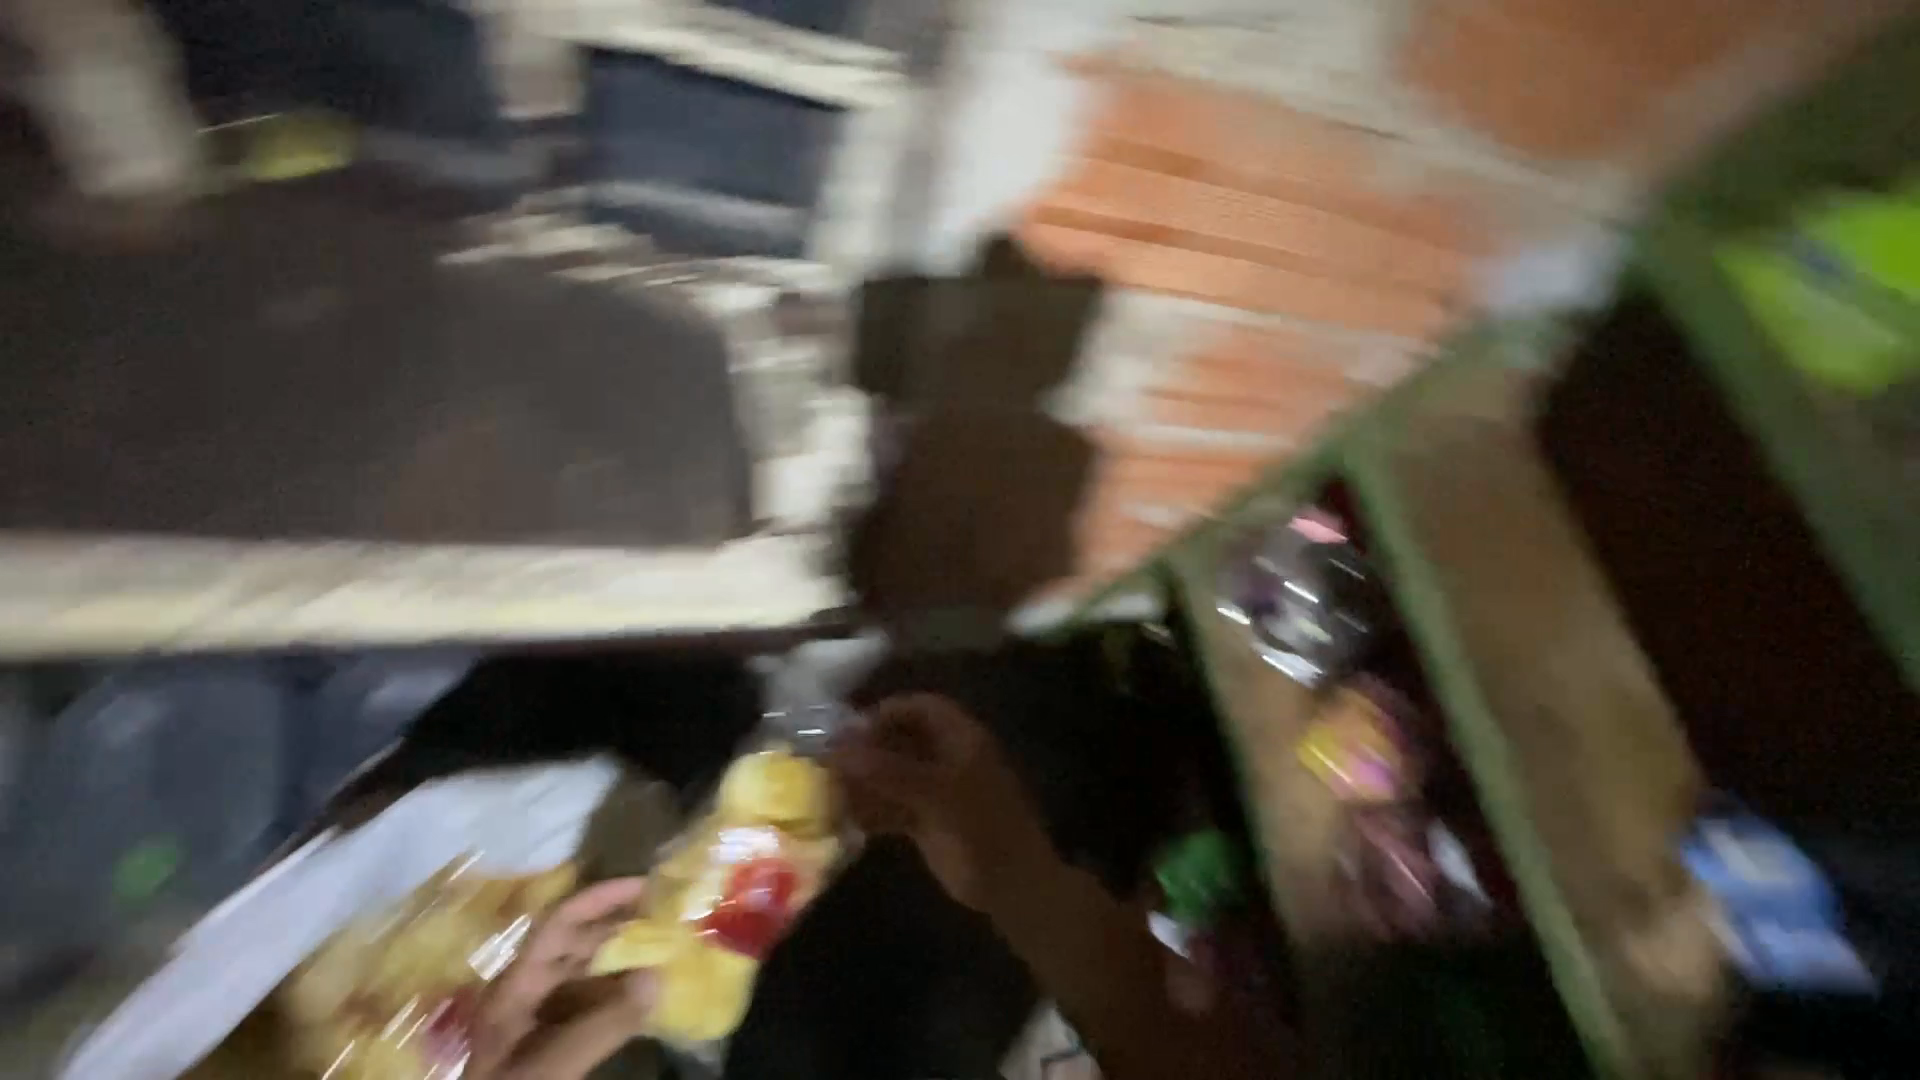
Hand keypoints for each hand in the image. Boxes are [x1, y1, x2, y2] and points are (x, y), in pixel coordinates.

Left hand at [467, 878, 656, 1078]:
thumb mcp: (547, 1073)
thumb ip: (600, 1026)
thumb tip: (657, 976)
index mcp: (514, 989)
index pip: (560, 923)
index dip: (602, 898)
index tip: (649, 885)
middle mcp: (523, 998)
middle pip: (574, 944)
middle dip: (619, 925)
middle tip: (668, 916)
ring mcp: (534, 1027)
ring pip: (584, 977)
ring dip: (623, 961)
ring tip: (665, 953)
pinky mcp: (548, 1053)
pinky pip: (589, 1010)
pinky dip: (618, 998)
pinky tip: (645, 1002)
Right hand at [831, 694, 1055, 915]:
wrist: (1013, 886)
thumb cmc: (983, 828)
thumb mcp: (938, 793)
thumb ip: (889, 770)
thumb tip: (839, 749)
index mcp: (961, 738)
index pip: (920, 707)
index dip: (887, 711)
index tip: (850, 728)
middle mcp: (947, 758)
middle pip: (901, 740)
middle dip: (866, 748)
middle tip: (828, 760)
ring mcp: (937, 791)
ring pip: (893, 775)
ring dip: (863, 781)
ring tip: (827, 790)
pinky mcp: (927, 822)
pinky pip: (893, 806)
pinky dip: (871, 810)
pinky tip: (843, 819)